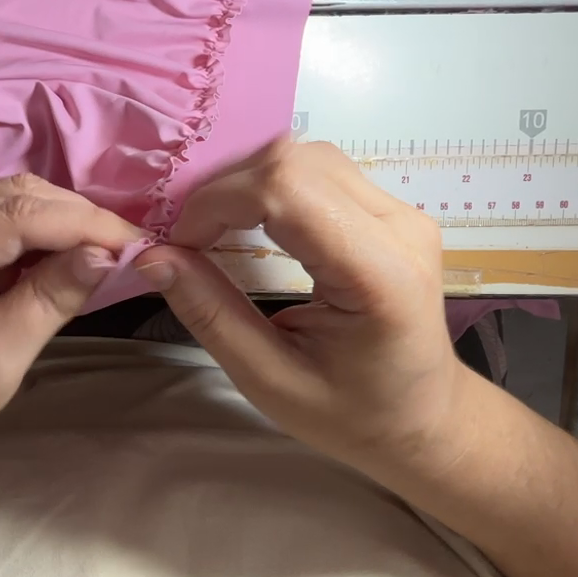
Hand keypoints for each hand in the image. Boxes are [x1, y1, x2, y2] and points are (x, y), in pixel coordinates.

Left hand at [0, 174, 143, 466]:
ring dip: (65, 217)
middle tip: (130, 246)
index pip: (14, 216)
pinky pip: (7, 213)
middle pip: (16, 195)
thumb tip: (105, 255)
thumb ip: (50, 299)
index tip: (134, 242)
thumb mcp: (1, 355)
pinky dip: (46, 227)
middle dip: (77, 216)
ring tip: (108, 248)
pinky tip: (73, 249)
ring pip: (15, 196)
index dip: (79, 222)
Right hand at [134, 139, 465, 466]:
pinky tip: (248, 221)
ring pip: (304, 156)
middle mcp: (399, 226)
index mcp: (379, 274)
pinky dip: (267, 185)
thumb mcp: (267, 380)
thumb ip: (209, 313)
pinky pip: (316, 171)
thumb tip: (152, 256)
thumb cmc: (351, 415)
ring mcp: (400, 211)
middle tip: (192, 237)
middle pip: (295, 160)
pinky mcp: (388, 210)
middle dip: (226, 188)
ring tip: (215, 227)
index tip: (181, 245)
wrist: (425, 420)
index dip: (219, 202)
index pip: (288, 189)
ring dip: (245, 182)